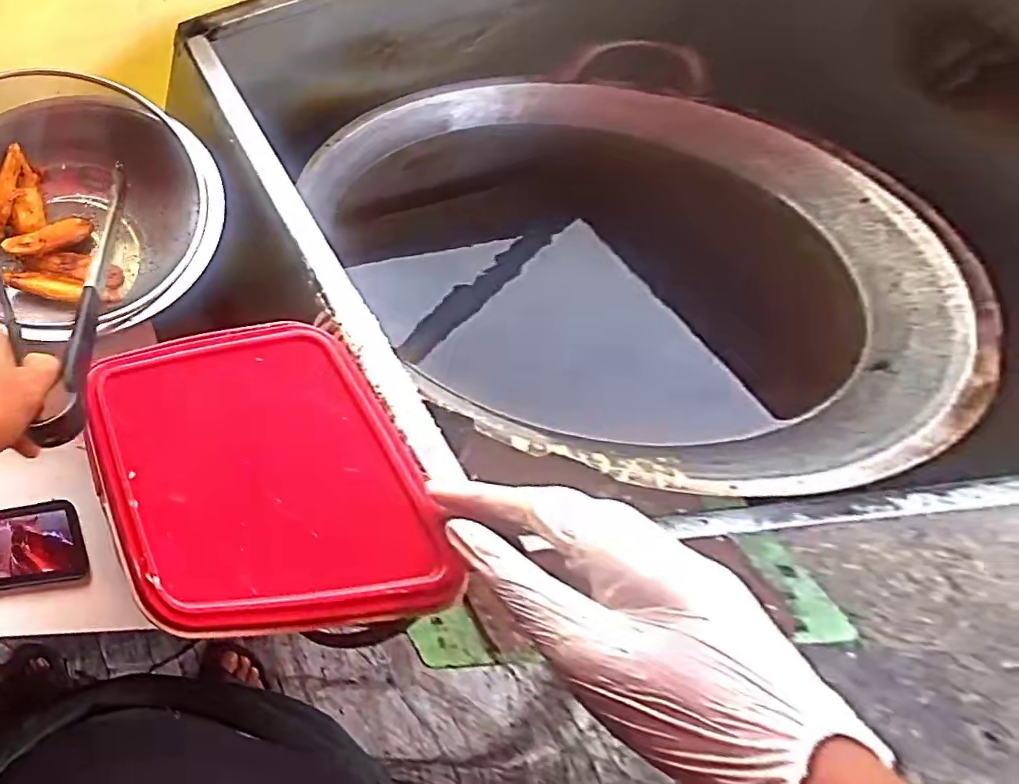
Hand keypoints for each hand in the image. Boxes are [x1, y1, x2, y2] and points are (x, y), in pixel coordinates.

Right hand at [429, 480, 894, 783]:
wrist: (808, 776)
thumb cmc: (699, 720)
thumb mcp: (580, 649)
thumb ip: (515, 584)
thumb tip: (468, 539)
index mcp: (630, 553)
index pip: (533, 504)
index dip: (477, 496)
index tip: (438, 491)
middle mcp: (661, 550)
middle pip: (564, 509)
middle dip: (506, 507)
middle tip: (461, 513)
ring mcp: (687, 573)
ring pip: (593, 529)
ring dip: (539, 528)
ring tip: (500, 540)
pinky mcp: (702, 600)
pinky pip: (617, 552)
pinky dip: (572, 550)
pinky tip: (560, 572)